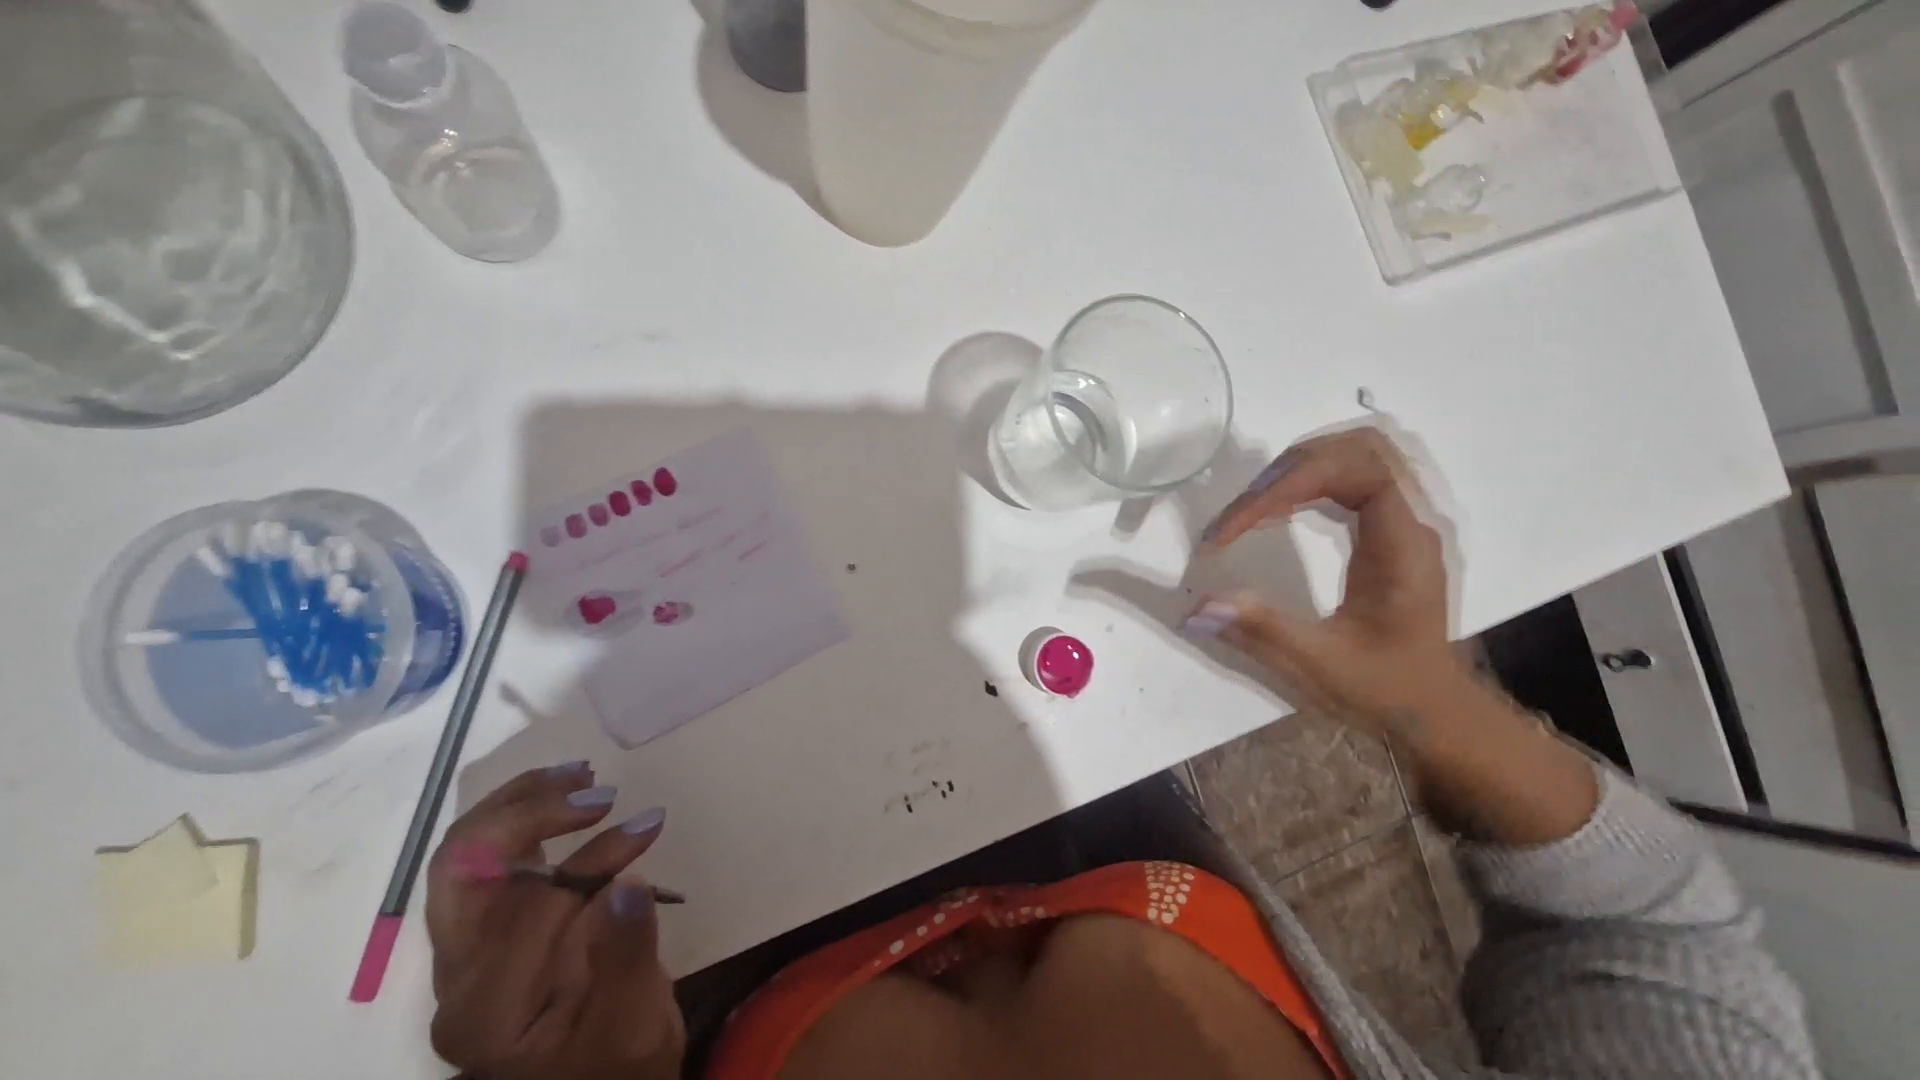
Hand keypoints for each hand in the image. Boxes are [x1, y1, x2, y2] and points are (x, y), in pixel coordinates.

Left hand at [426, 764, 683, 1079]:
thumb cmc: (619, 1063)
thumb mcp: (635, 1026)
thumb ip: (626, 959)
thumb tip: (625, 885)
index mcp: (485, 1011)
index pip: (529, 910)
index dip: (591, 860)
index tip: (647, 825)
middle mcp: (456, 976)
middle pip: (461, 868)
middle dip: (528, 815)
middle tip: (598, 792)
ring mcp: (464, 948)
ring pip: (464, 851)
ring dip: (520, 801)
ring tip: (583, 774)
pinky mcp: (486, 925)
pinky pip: (484, 854)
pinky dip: (521, 812)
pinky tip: (563, 791)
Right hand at [1186, 426, 1470, 739]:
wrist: (1436, 714)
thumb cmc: (1387, 691)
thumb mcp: (1321, 665)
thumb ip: (1262, 630)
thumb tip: (1198, 607)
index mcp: (1404, 546)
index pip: (1360, 472)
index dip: (1293, 482)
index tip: (1241, 524)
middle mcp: (1411, 521)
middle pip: (1360, 448)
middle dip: (1292, 467)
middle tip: (1243, 511)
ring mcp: (1403, 523)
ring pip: (1358, 455)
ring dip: (1301, 468)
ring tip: (1254, 506)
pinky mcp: (1390, 532)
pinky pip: (1354, 479)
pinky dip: (1310, 483)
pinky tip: (1277, 511)